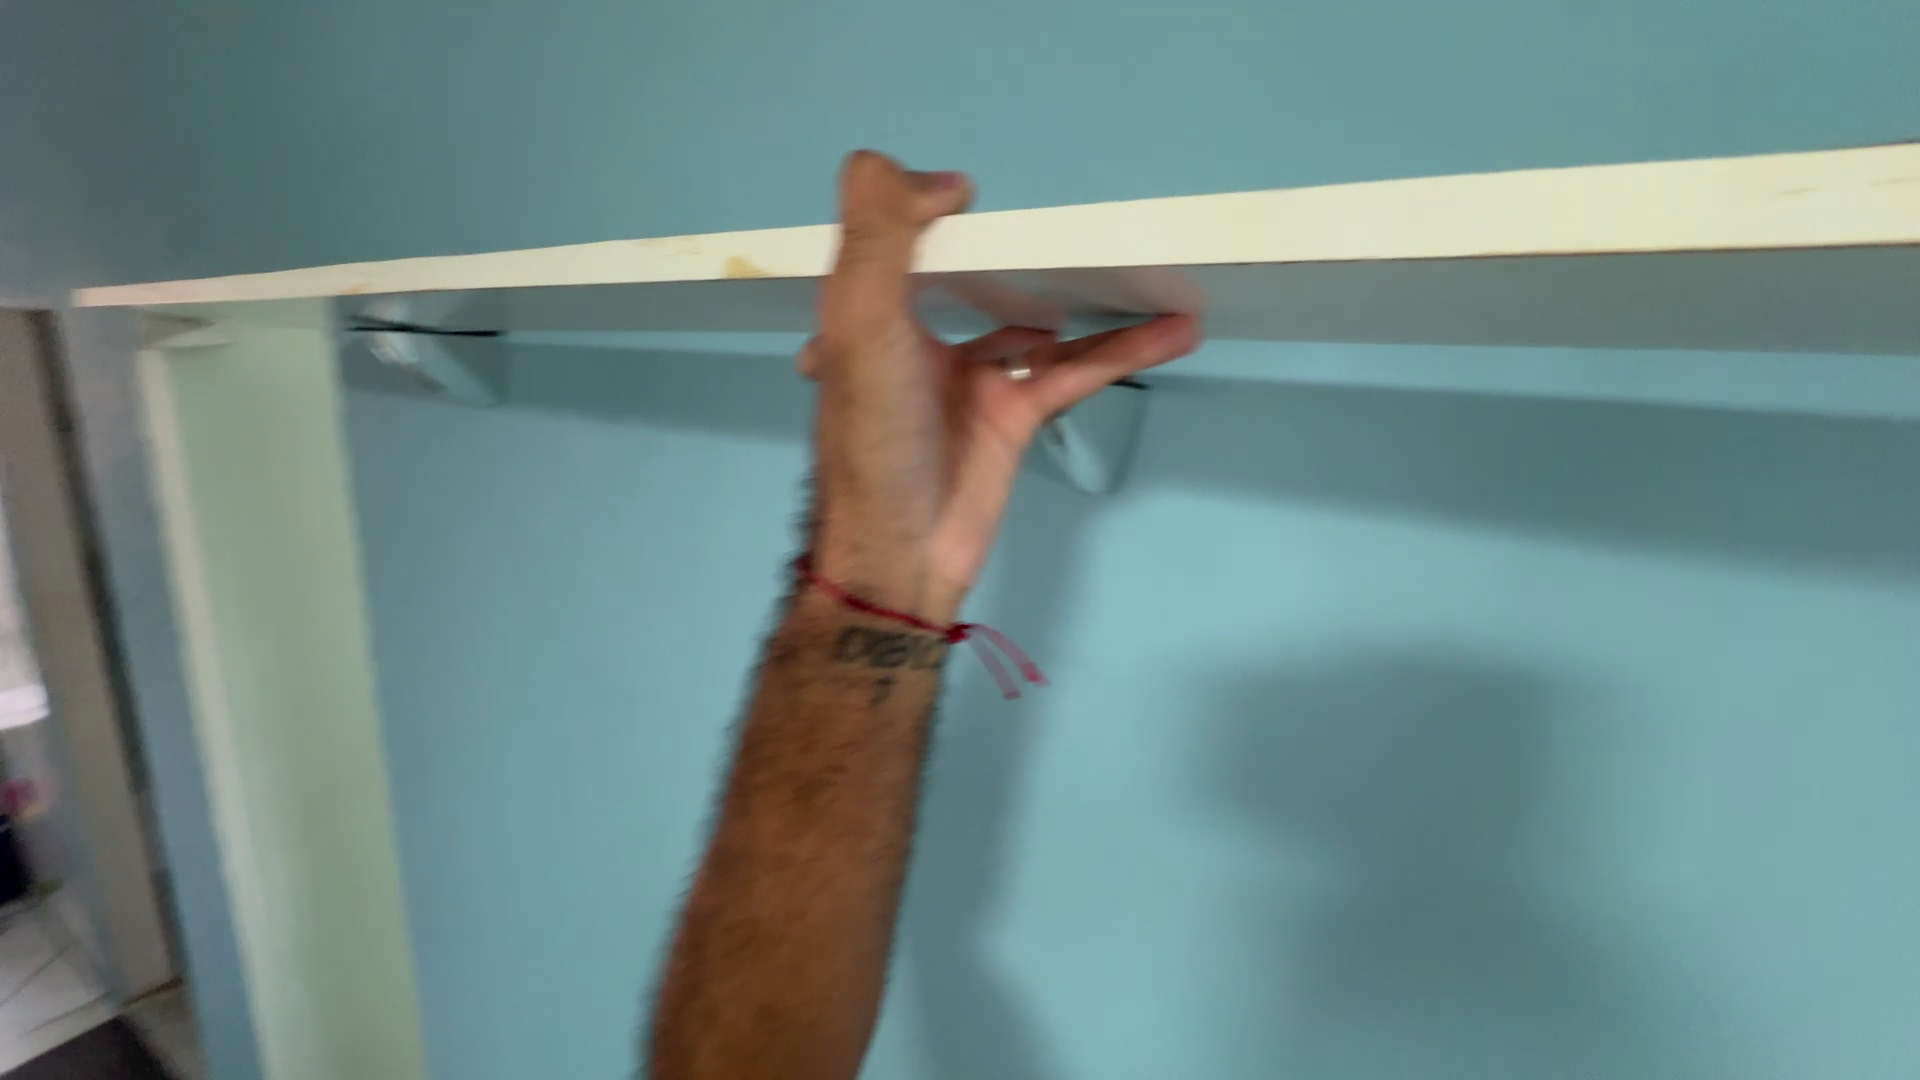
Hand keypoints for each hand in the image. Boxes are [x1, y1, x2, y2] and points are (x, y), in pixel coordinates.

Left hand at [803, 151, 1200, 618]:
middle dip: (1017, 254)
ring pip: (1041, 324)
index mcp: (874, 316)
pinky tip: (1174, 327)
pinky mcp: (1015, 418)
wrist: (903, 550)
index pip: (899, 245)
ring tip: (1143, 265)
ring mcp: (974, 382)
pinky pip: (1074, 371)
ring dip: (1088, 299)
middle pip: (978, 280)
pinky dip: (1122, 350)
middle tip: (1067, 228)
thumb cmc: (877, 433)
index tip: (970, 197)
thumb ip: (879, 235)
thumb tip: (943, 182)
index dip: (924, 212)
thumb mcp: (860, 323)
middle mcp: (923, 343)